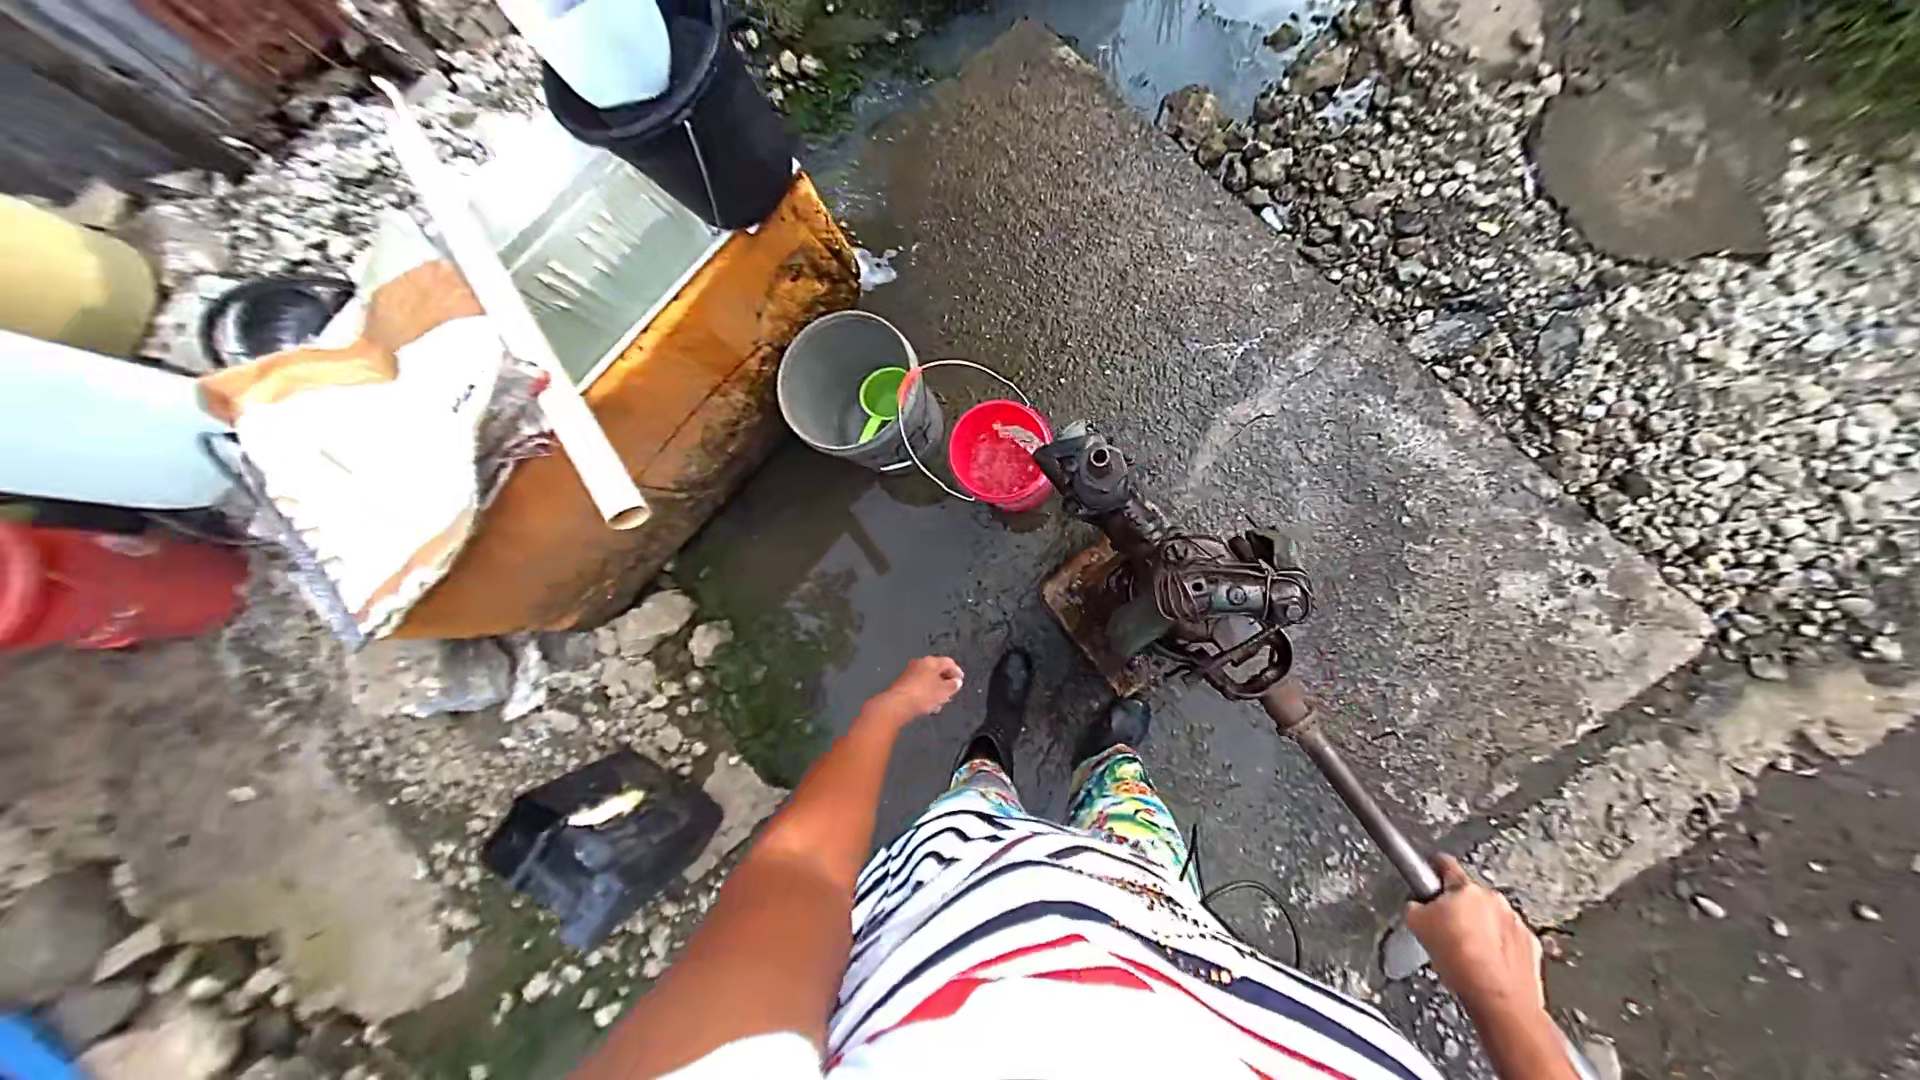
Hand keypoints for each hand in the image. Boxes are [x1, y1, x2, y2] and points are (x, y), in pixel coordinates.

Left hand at [874, 657, 963, 719]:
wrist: (896, 705)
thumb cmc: (923, 695)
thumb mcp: (944, 691)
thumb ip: (953, 685)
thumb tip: (956, 682)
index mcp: (931, 661)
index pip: (949, 662)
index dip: (957, 671)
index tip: (960, 681)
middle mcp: (919, 663)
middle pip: (937, 669)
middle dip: (945, 679)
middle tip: (951, 690)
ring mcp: (909, 672)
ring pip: (927, 677)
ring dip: (935, 686)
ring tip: (940, 699)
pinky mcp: (902, 683)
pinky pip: (918, 684)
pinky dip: (925, 691)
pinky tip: (927, 702)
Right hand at [1405, 855, 1544, 1020]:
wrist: (1499, 1001)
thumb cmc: (1461, 962)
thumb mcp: (1416, 923)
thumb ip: (1416, 904)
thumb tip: (1419, 905)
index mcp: (1465, 888)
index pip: (1445, 864)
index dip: (1432, 867)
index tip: (1428, 871)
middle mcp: (1494, 900)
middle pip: (1468, 893)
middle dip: (1457, 906)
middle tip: (1444, 926)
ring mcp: (1515, 923)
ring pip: (1489, 916)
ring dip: (1479, 926)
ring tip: (1466, 950)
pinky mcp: (1531, 946)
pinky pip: (1508, 937)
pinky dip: (1498, 945)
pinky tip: (1486, 961)